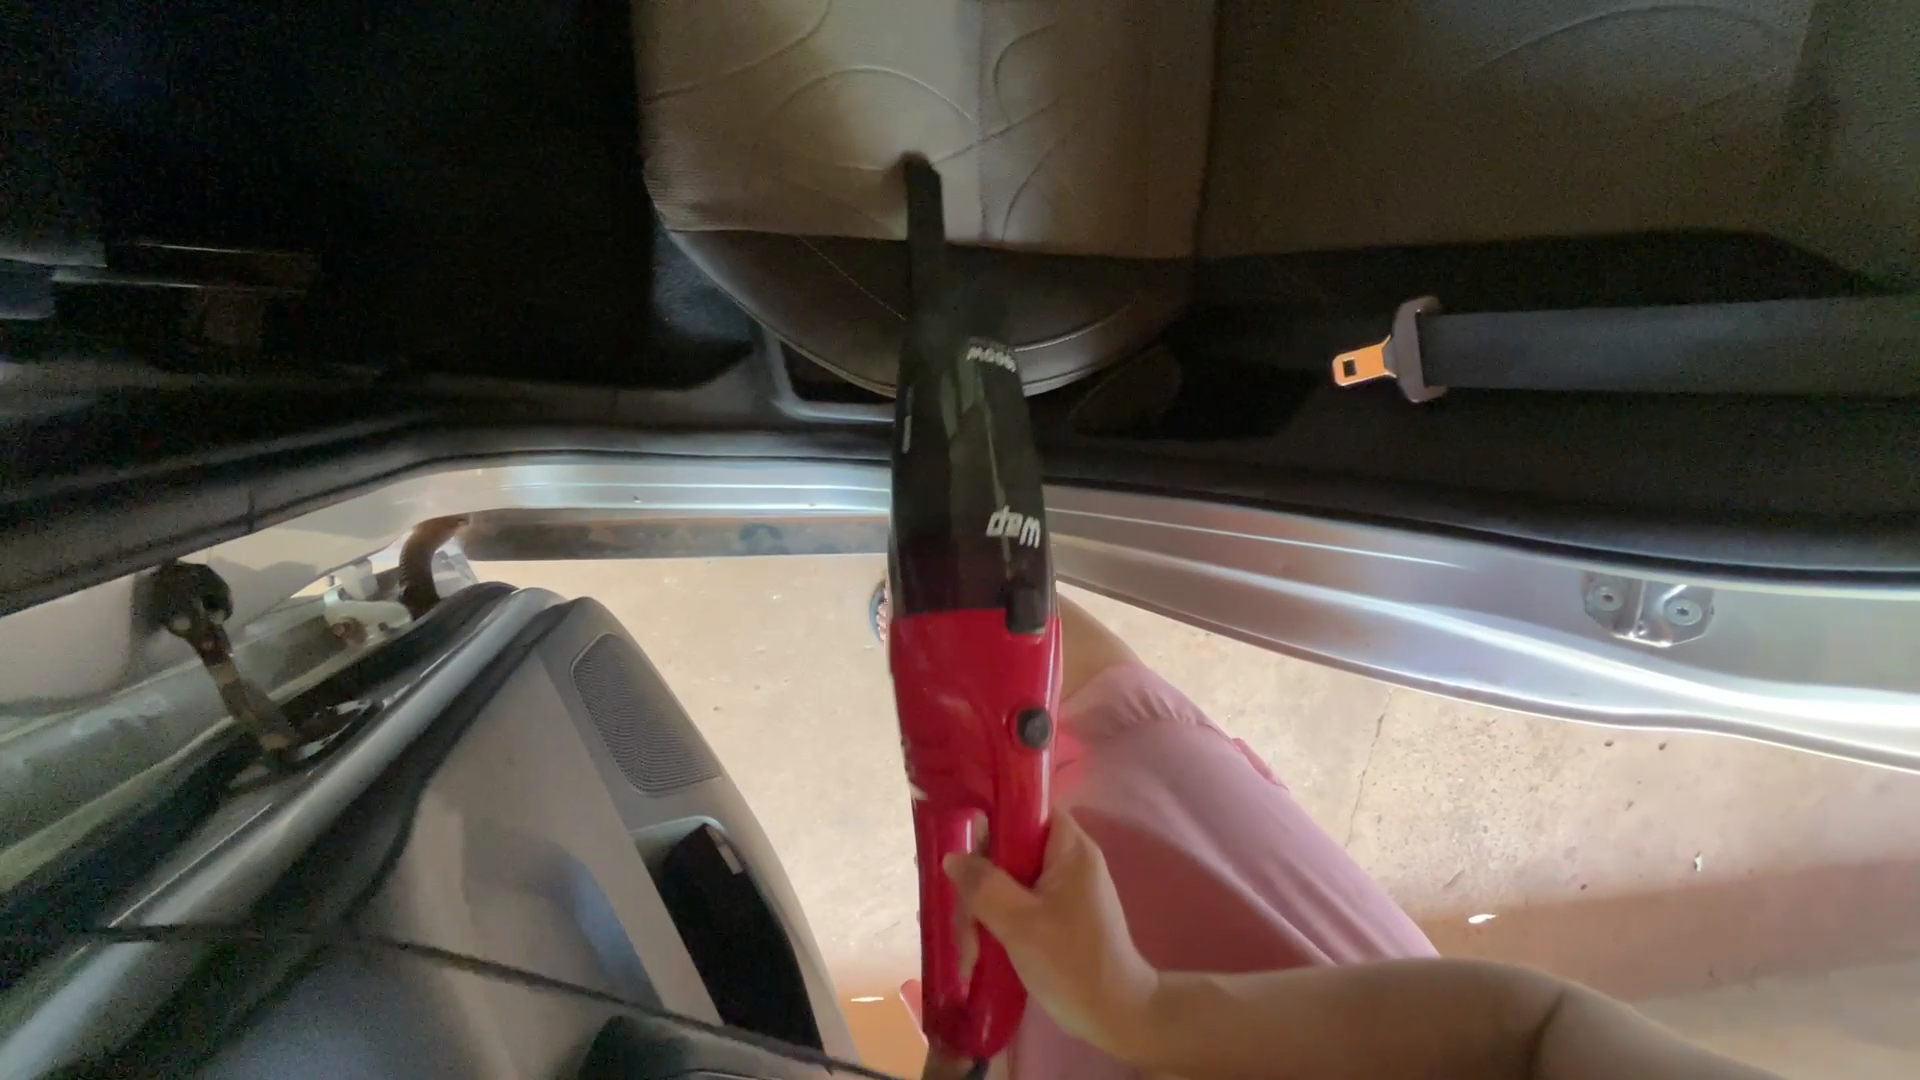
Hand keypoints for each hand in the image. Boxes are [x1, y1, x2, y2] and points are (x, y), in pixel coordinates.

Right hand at [941, 811, 1160, 1058]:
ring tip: (970, 954)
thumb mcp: (1021, 924)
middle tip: (963, 925)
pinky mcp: (1059, 913)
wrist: (1120, 1019)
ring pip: (1009, 880)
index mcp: (1069, 846)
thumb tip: (952, 857)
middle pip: (1009, 849)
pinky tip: (981, 952)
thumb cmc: (1073, 964)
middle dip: (979, 886)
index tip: (964, 857)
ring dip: (984, 911)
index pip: (1024, 809)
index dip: (990, 825)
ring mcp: (1064, 887)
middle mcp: (1069, 858)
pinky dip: (998, 921)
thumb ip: (984, 886)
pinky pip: (1019, 901)